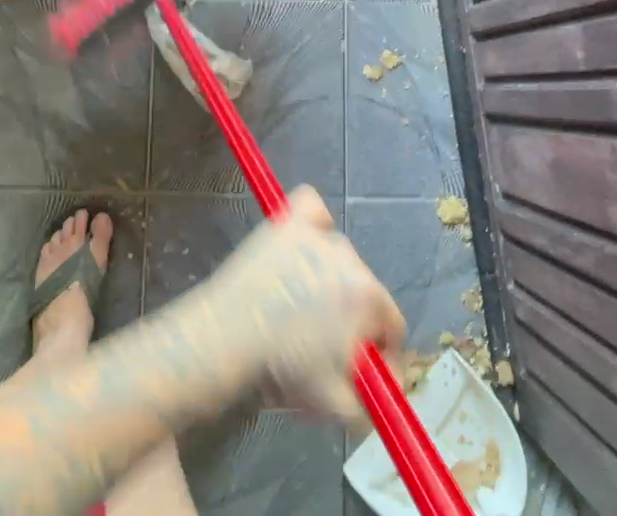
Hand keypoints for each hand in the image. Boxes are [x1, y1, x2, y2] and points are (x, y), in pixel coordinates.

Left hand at [191, 186, 407, 419]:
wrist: (223, 337)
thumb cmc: (280, 369)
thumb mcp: (336, 406)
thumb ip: (371, 406)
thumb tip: (381, 400)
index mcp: (369, 299)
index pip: (393, 327)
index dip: (381, 353)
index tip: (361, 370)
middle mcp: (351, 258)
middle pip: (365, 292)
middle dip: (352, 321)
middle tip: (325, 347)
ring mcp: (317, 236)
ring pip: (338, 257)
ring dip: (330, 280)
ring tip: (301, 307)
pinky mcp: (286, 223)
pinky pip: (311, 210)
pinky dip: (312, 222)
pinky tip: (301, 242)